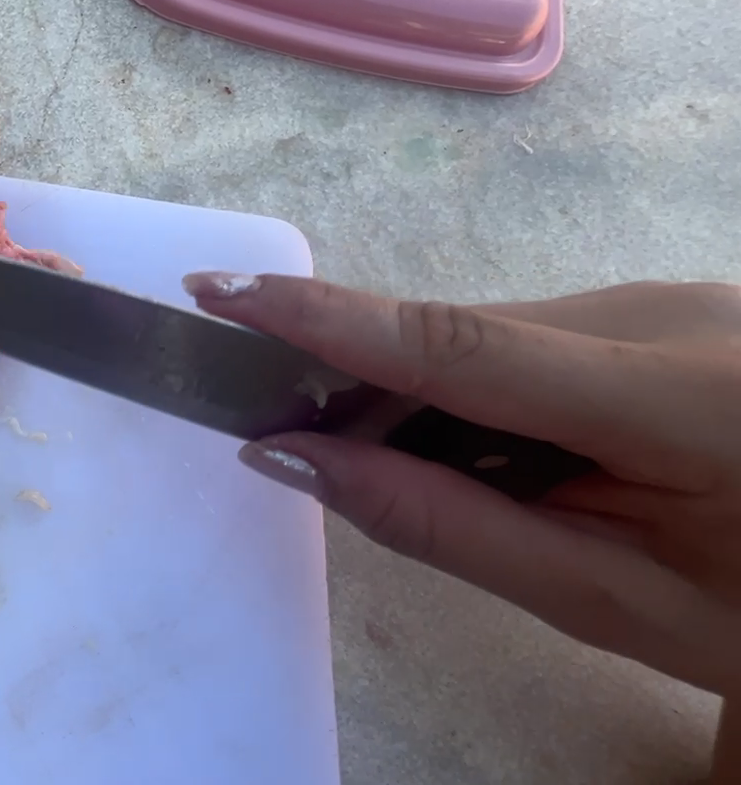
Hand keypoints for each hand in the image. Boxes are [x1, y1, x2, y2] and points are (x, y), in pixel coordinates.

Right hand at [183, 274, 740, 699]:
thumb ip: (437, 522)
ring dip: (432, 397)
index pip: (449, 344)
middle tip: (328, 455)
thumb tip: (283, 456)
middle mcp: (664, 318)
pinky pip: (517, 335)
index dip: (318, 316)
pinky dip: (480, 388)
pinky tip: (528, 451)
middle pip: (453, 340)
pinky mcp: (658, 307)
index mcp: (682, 401)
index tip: (211, 290)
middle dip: (374, 392)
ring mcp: (666, 302)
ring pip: (478, 335)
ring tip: (480, 480)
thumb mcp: (611, 602)